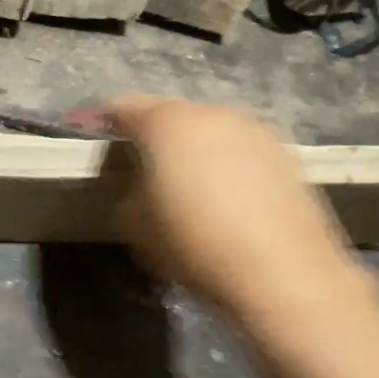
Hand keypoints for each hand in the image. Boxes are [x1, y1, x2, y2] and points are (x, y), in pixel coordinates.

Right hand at [108, 96, 367, 322]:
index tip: (93, 136)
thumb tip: (139, 182)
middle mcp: (212, 114)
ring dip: (190, 146)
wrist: (281, 271)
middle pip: (170, 112)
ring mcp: (254, 130)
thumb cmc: (194, 244)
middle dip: (150, 132)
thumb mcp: (134, 223)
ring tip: (182, 180)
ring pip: (208, 128)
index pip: (122, 106)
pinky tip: (221, 194)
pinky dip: (223, 161)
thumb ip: (127, 189)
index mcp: (167, 124)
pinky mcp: (285, 152)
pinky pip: (238, 148)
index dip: (103, 119)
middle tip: (137, 162)